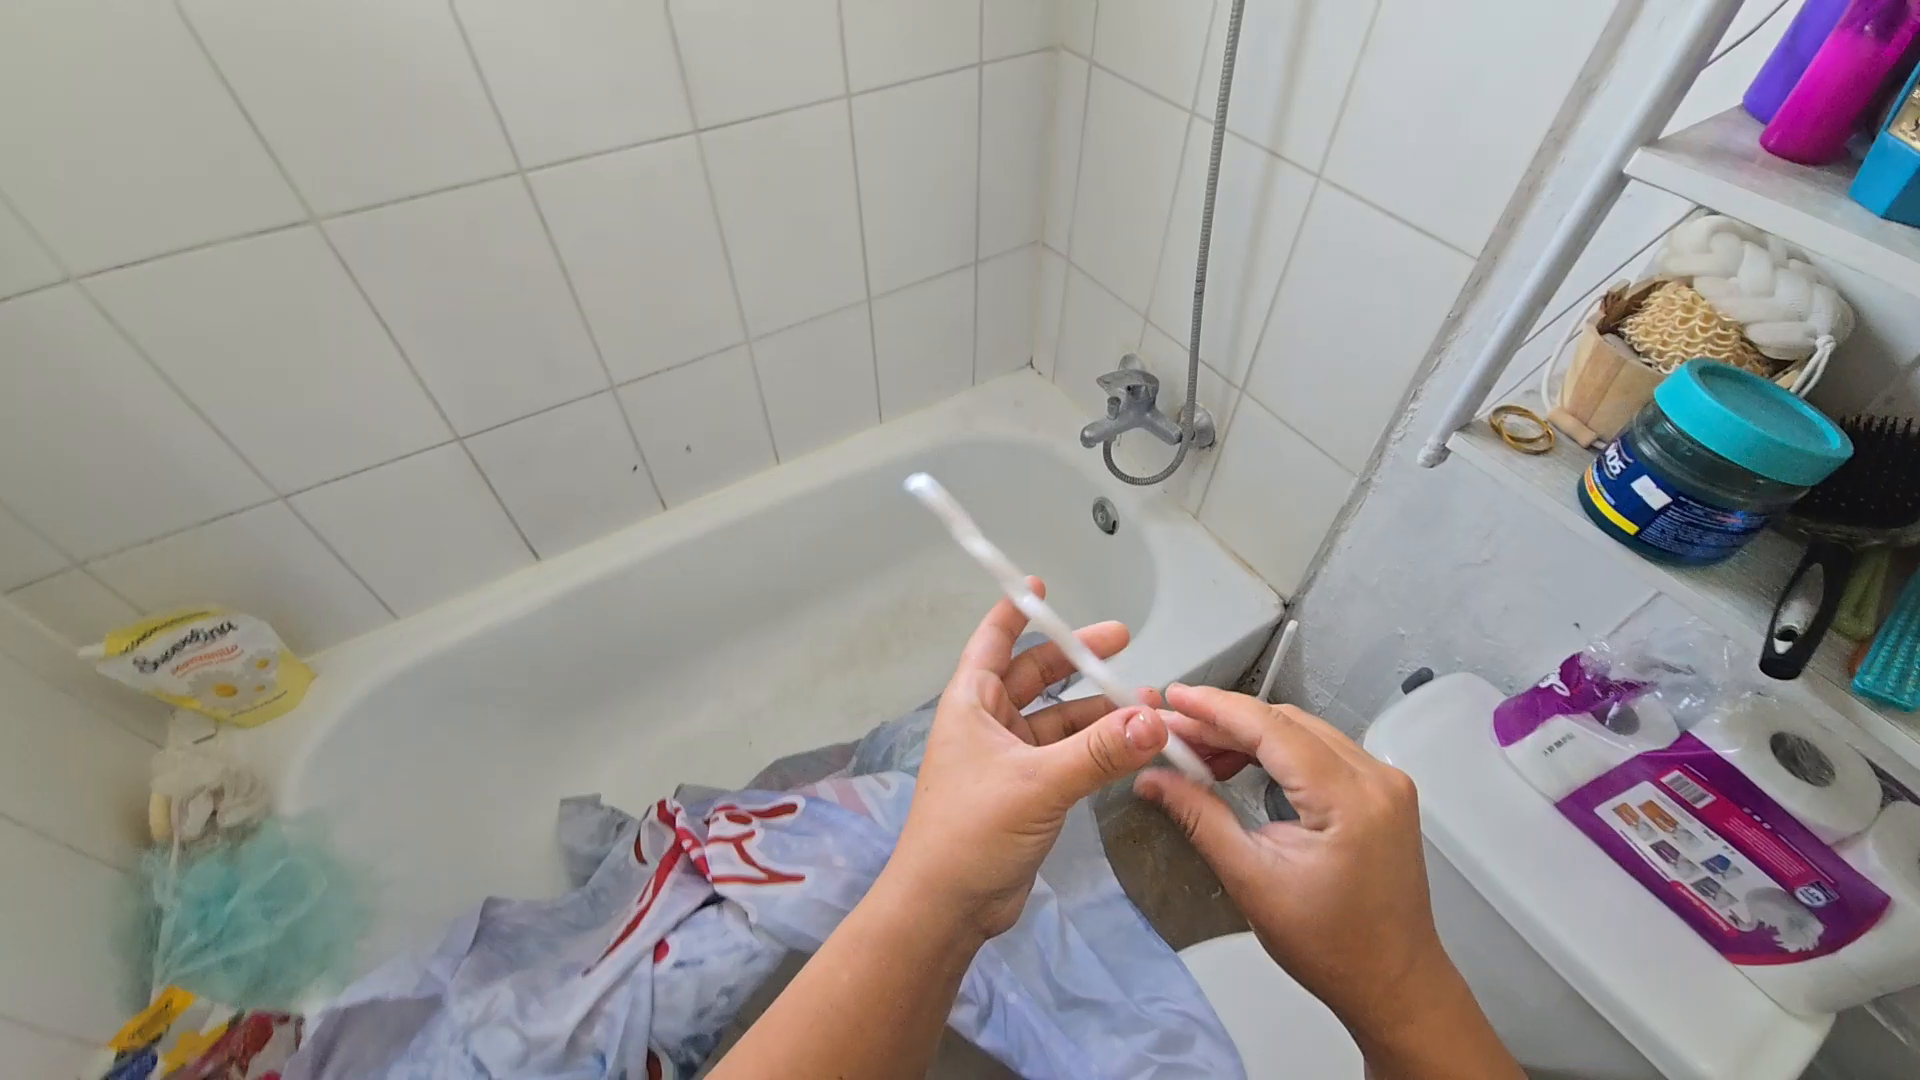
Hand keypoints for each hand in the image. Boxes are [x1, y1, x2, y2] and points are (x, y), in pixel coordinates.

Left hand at [883, 580, 1169, 940]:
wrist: (947, 907)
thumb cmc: (972, 830)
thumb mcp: (1037, 783)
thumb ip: (1098, 752)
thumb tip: (1153, 718)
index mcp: (972, 702)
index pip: (992, 641)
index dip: (1014, 612)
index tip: (1041, 587)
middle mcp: (988, 721)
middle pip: (1035, 674)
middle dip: (1077, 658)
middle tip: (1122, 641)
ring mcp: (1009, 757)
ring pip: (1058, 717)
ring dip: (1096, 710)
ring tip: (1145, 704)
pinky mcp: (1028, 790)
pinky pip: (1067, 754)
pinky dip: (1096, 747)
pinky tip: (1132, 744)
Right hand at [1133, 685, 1448, 1034]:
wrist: (1394, 984)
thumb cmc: (1327, 944)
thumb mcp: (1250, 878)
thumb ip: (1199, 816)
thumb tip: (1150, 778)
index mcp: (1350, 800)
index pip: (1272, 729)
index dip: (1216, 708)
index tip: (1173, 697)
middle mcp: (1375, 777)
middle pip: (1285, 722)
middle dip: (1224, 720)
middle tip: (1173, 727)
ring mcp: (1383, 780)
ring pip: (1300, 728)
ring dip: (1246, 732)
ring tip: (1196, 748)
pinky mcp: (1380, 788)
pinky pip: (1316, 746)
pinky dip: (1272, 747)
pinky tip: (1237, 760)